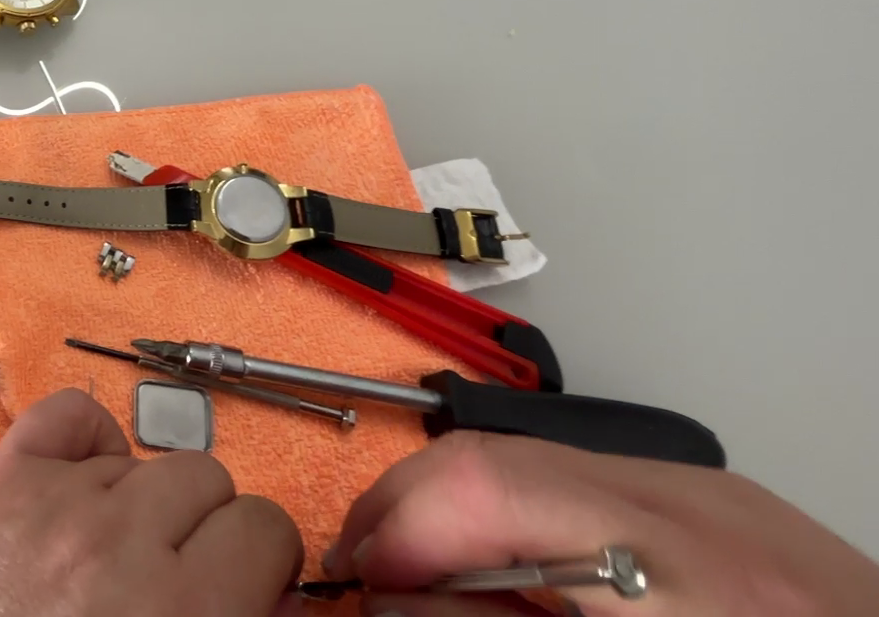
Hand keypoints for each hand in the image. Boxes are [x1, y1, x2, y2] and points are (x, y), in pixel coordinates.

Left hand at [0, 388, 301, 616]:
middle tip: (170, 568)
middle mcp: (121, 537)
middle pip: (206, 476)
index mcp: (182, 607)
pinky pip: (68, 412)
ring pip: (140, 455)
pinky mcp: (2, 476)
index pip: (264, 524)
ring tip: (106, 546)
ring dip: (137, 496)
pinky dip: (84, 439)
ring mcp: (56, 496)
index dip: (258, 555)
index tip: (238, 577)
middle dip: (200, 523)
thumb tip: (278, 590)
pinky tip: (78, 481)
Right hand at [326, 432, 878, 615]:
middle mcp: (691, 503)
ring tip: (399, 558)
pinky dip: (489, 502)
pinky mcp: (696, 491)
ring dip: (434, 499)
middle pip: (487, 457)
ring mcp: (696, 486)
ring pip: (510, 452)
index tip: (359, 585)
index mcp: (698, 579)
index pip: (492, 490)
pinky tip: (476, 548)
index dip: (404, 526)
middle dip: (398, 506)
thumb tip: (386, 600)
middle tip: (355, 567)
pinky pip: (553, 471)